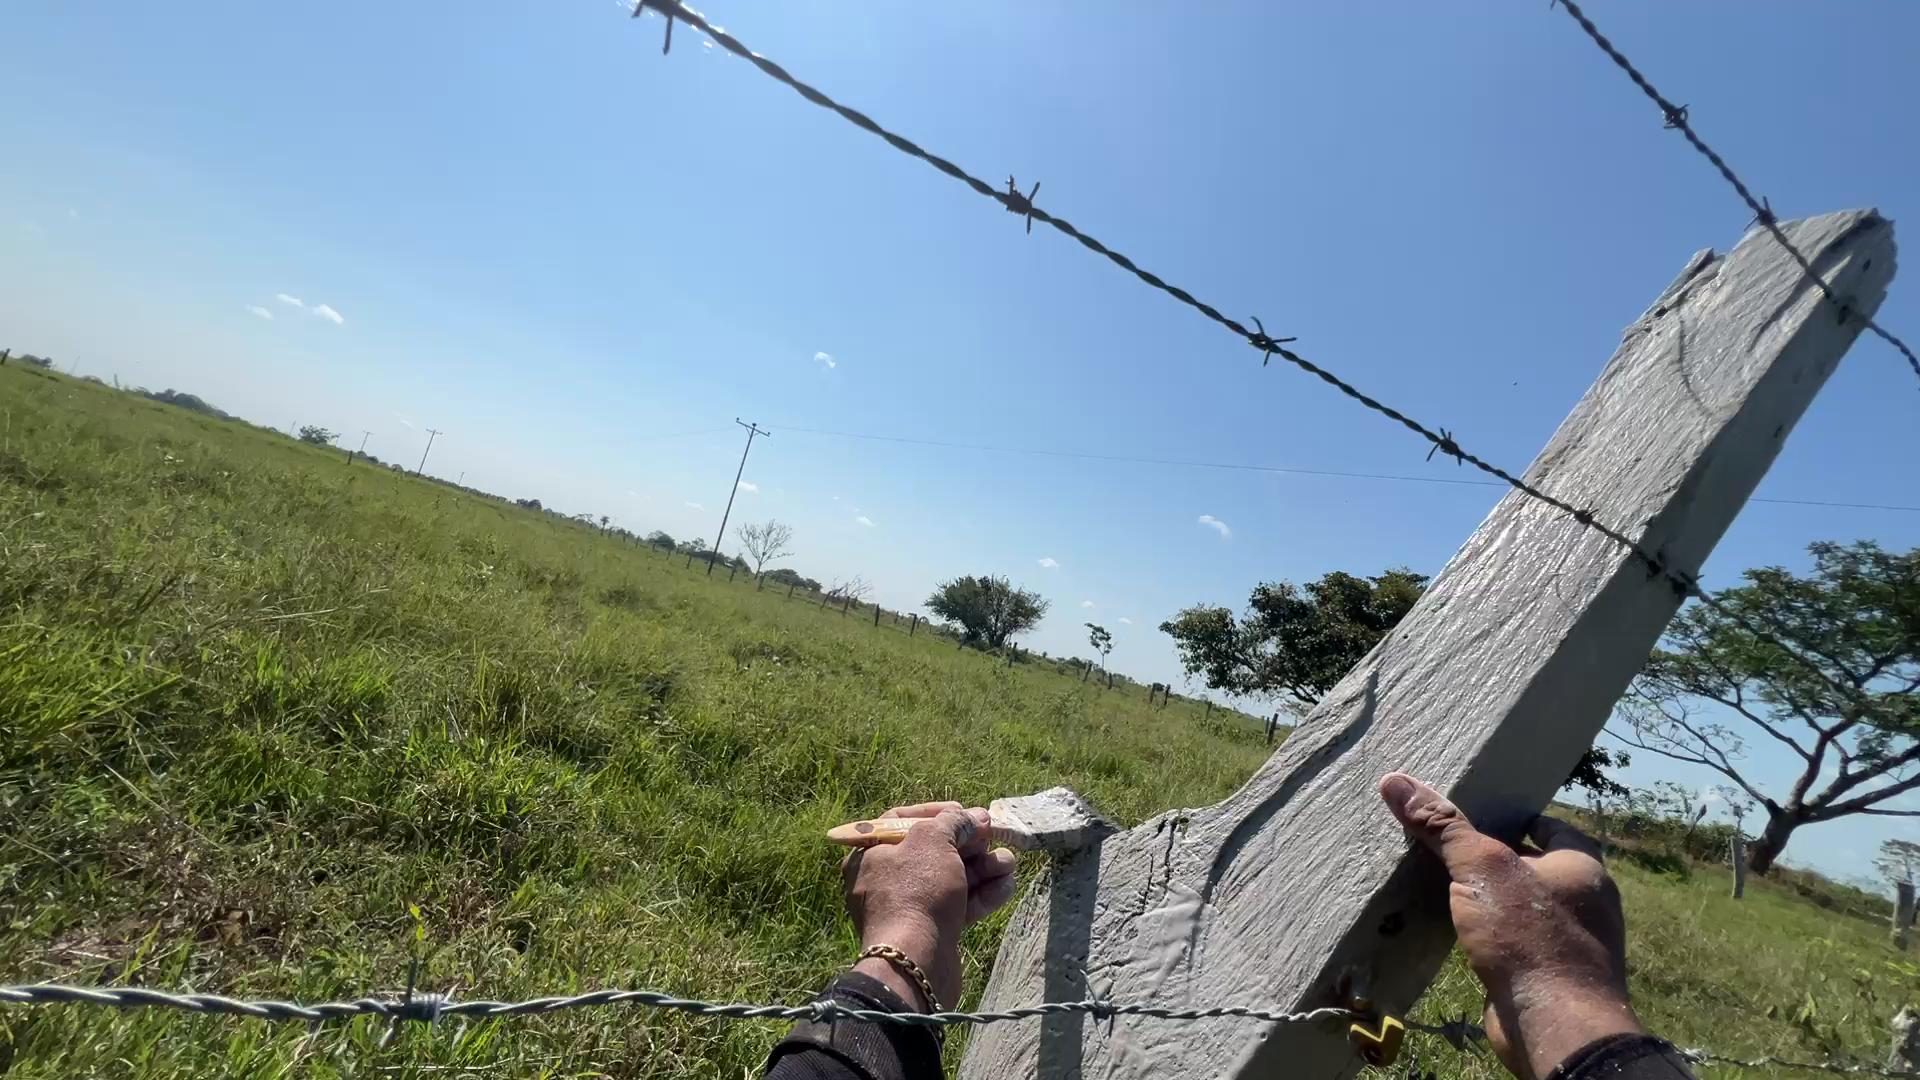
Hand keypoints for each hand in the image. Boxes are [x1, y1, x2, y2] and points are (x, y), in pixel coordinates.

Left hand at [840, 801, 1018, 1010]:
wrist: (915, 963)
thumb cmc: (917, 889)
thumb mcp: (934, 840)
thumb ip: (954, 822)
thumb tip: (975, 817)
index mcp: (871, 853)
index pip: (902, 819)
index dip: (937, 812)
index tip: (965, 812)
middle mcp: (885, 879)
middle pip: (933, 850)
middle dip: (969, 843)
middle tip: (994, 837)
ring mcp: (908, 907)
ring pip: (950, 878)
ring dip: (983, 867)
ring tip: (1009, 862)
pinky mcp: (930, 931)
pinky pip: (957, 905)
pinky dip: (981, 894)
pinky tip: (1007, 886)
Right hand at [1379, 774, 1640, 1079]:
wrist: (1556, 1030)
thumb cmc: (1529, 936)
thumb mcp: (1479, 866)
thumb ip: (1441, 824)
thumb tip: (1395, 781)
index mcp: (1583, 871)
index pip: (1551, 826)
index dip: (1513, 814)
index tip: (1473, 809)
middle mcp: (1584, 903)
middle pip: (1531, 862)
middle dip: (1489, 853)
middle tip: (1443, 838)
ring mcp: (1568, 941)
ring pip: (1518, 900)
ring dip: (1484, 893)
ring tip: (1439, 877)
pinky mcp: (1546, 972)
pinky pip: (1511, 935)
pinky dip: (1484, 926)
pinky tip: (1450, 921)